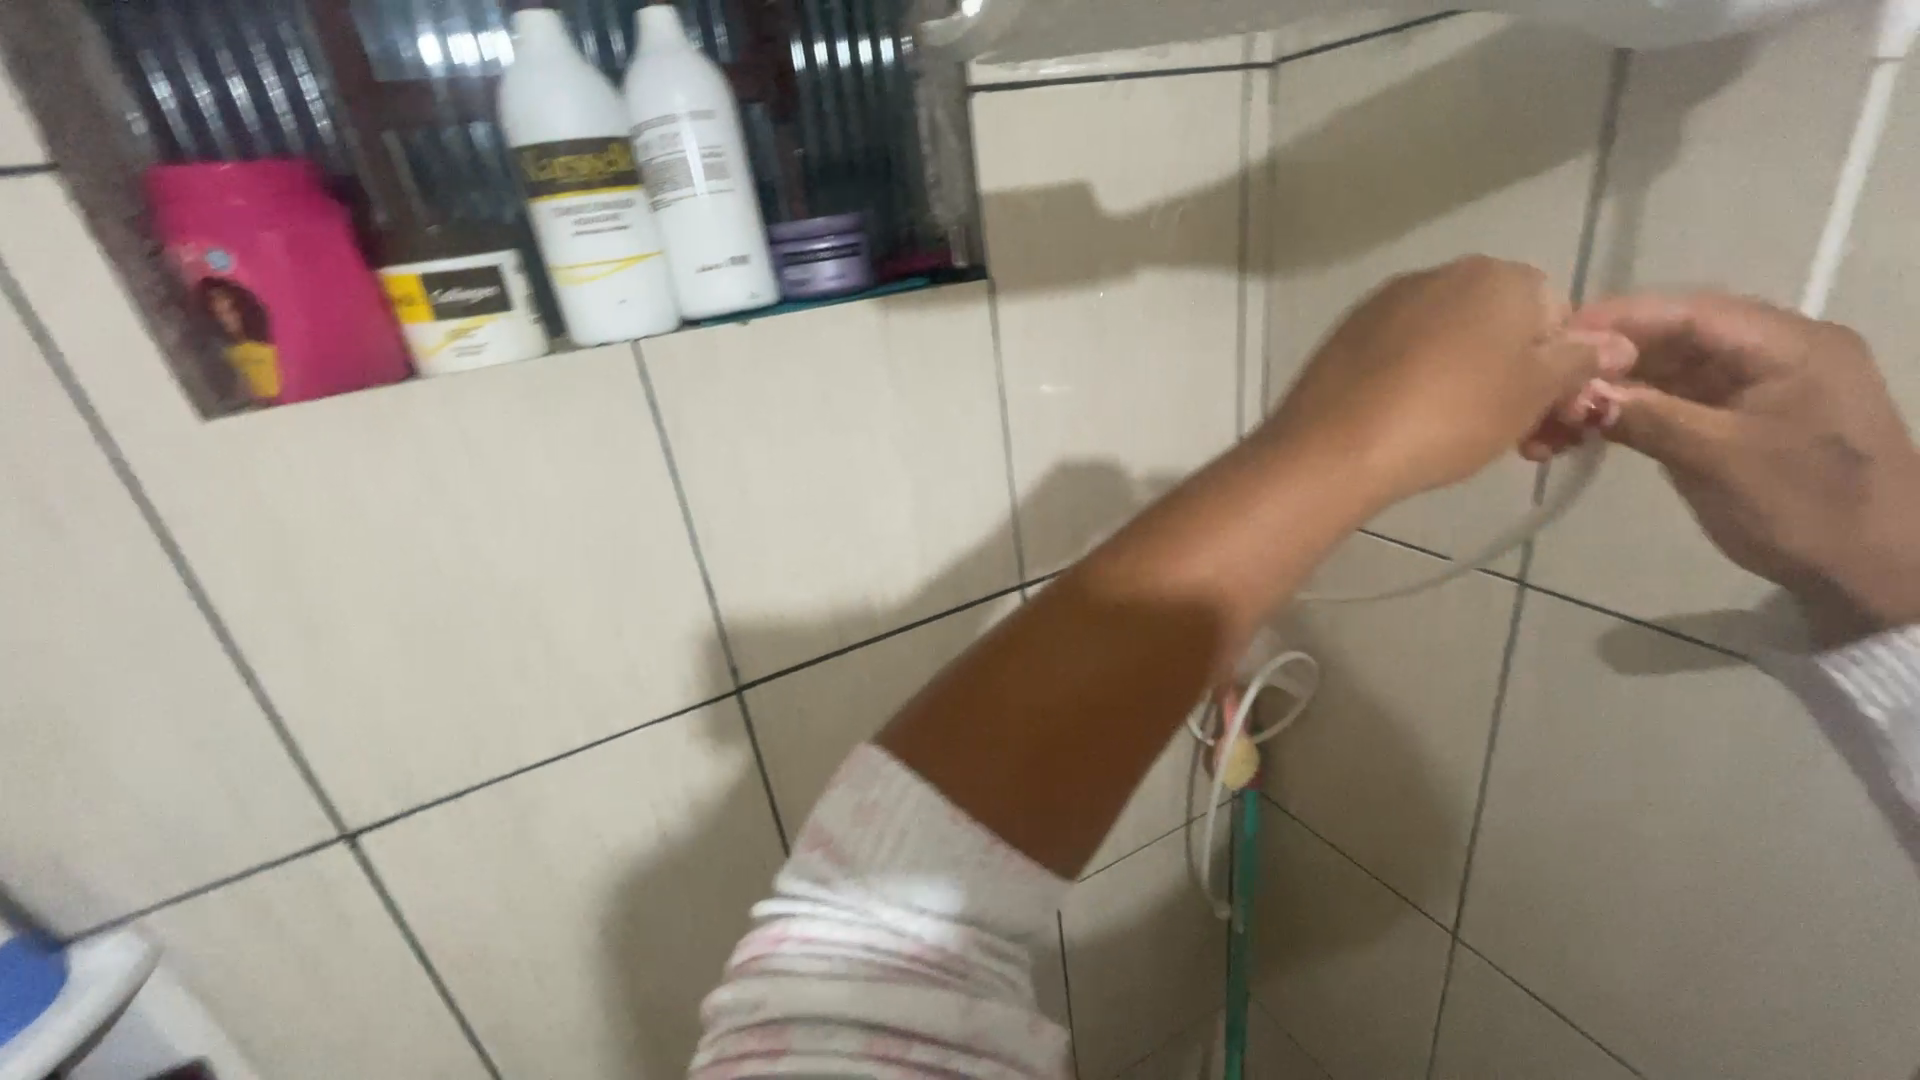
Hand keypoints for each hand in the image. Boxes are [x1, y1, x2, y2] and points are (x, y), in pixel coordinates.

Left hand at [1263, 256, 1635, 505]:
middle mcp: (1440, 273)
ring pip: (1445, 337)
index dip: (1555, 366)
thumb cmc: (1449, 417)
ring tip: (1447, 428)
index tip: (1540, 412)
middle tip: (1501, 426)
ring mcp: (1384, 302)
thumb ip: (1578, 362)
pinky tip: (1402, 416)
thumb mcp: (1533, 394)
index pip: (1555, 313)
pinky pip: (1398, 352)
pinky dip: (1410, 378)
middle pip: (1496, 322)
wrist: (1335, 446)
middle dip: (1507, 369)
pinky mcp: (1344, 334)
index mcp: (1499, 276)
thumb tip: (1612, 343)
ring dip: (1459, 374)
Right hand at [1571, 291, 1919, 643]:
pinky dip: (1608, 418)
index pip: (1687, 313)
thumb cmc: (1809, 505)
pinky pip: (1651, 405)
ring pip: (1648, 375)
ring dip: (1592, 397)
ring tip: (1538, 430)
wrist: (1867, 569)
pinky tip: (1564, 438)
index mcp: (1787, 345)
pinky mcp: (1716, 421)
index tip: (1549, 341)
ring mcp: (1738, 389)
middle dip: (1594, 366)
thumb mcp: (1721, 457)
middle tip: (1532, 393)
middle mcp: (1762, 354)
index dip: (1615, 321)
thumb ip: (1646, 416)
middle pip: (1661, 341)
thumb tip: (1569, 393)